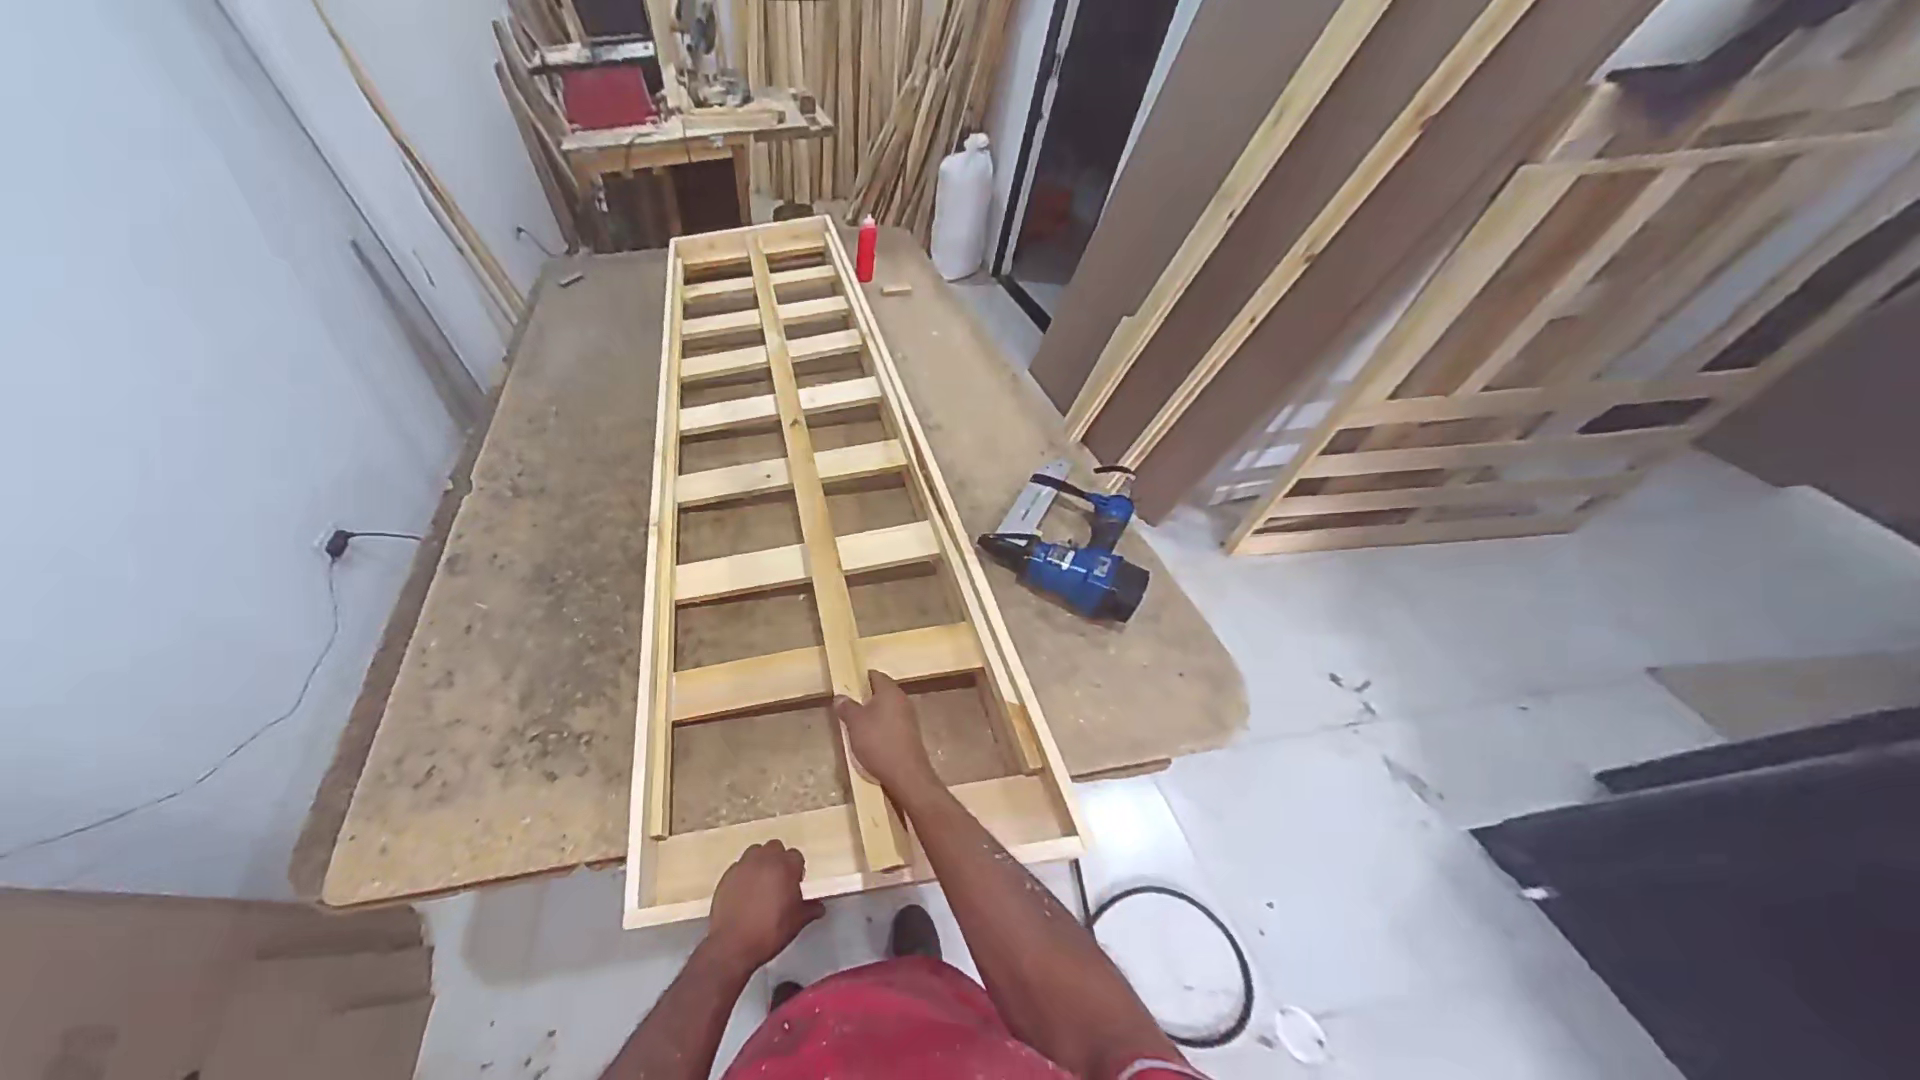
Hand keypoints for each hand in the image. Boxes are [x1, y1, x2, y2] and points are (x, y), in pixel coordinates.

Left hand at [706, 841, 822, 972]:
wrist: (732, 945)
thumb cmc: (770, 931)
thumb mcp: (797, 922)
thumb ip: (810, 910)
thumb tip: (820, 907)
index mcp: (786, 866)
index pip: (796, 856)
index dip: (796, 870)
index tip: (794, 884)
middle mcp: (765, 859)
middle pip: (775, 847)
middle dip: (778, 859)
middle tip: (778, 880)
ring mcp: (744, 865)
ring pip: (755, 852)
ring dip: (760, 862)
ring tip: (760, 882)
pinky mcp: (727, 875)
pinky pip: (739, 867)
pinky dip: (744, 874)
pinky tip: (743, 892)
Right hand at [832, 670, 939, 796]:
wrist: (906, 774)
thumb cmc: (878, 742)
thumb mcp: (855, 723)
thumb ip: (846, 707)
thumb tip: (840, 696)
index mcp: (890, 691)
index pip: (875, 675)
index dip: (859, 678)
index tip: (845, 685)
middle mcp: (903, 700)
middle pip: (881, 692)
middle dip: (863, 698)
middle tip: (846, 707)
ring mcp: (909, 718)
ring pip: (886, 709)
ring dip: (871, 715)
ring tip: (854, 726)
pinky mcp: (910, 734)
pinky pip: (891, 724)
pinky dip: (880, 728)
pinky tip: (869, 740)